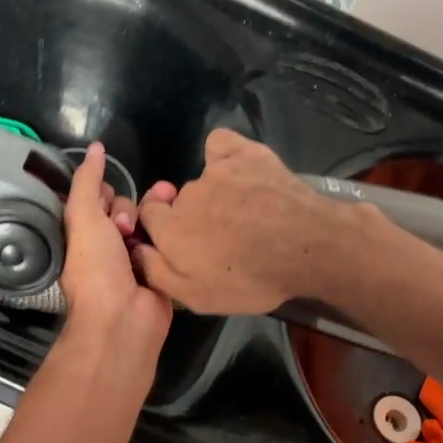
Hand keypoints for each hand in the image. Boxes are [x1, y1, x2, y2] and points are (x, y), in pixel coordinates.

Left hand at [59, 142, 172, 353]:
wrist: (124, 320)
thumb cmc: (96, 270)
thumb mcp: (83, 219)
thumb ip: (87, 181)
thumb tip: (96, 148)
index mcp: (83, 237)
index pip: (97, 199)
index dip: (104, 194)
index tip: (106, 205)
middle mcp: (107, 248)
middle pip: (126, 208)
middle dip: (129, 209)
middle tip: (126, 229)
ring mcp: (135, 260)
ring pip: (149, 222)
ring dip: (155, 214)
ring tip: (162, 216)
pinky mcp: (160, 271)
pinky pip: (167, 242)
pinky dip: (172, 234)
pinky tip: (180, 227)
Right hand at [133, 129, 355, 314]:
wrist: (306, 248)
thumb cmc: (250, 280)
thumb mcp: (196, 297)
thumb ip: (157, 272)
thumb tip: (136, 250)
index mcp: (169, 229)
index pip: (148, 215)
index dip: (162, 228)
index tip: (186, 243)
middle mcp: (186, 195)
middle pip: (179, 200)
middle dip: (193, 215)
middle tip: (223, 238)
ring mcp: (216, 171)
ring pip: (203, 180)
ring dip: (215, 194)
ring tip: (246, 214)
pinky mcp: (244, 153)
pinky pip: (220, 145)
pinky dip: (223, 155)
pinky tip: (238, 169)